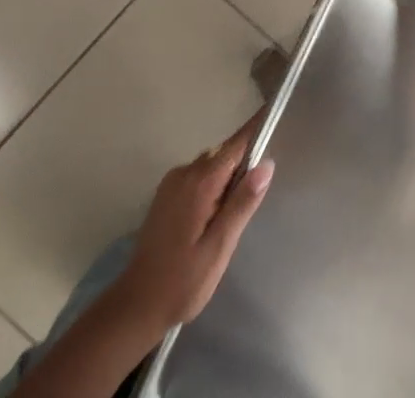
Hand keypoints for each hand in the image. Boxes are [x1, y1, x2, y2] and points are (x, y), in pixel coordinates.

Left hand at [110, 115, 275, 330]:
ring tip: (244, 208)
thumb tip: (266, 164)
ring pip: (212, 167)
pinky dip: (216, 187)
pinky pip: (200, 179)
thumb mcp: (220, 245)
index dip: (255, 130)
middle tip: (266, 186)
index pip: (234, 146)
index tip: (274, 113)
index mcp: (198, 184)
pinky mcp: (167, 197)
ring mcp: (172, 185)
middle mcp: (183, 175)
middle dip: (246, 162)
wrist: (139, 302)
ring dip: (230, 178)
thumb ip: (242, 203)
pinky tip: (222, 215)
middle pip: (224, 155)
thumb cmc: (184, 280)